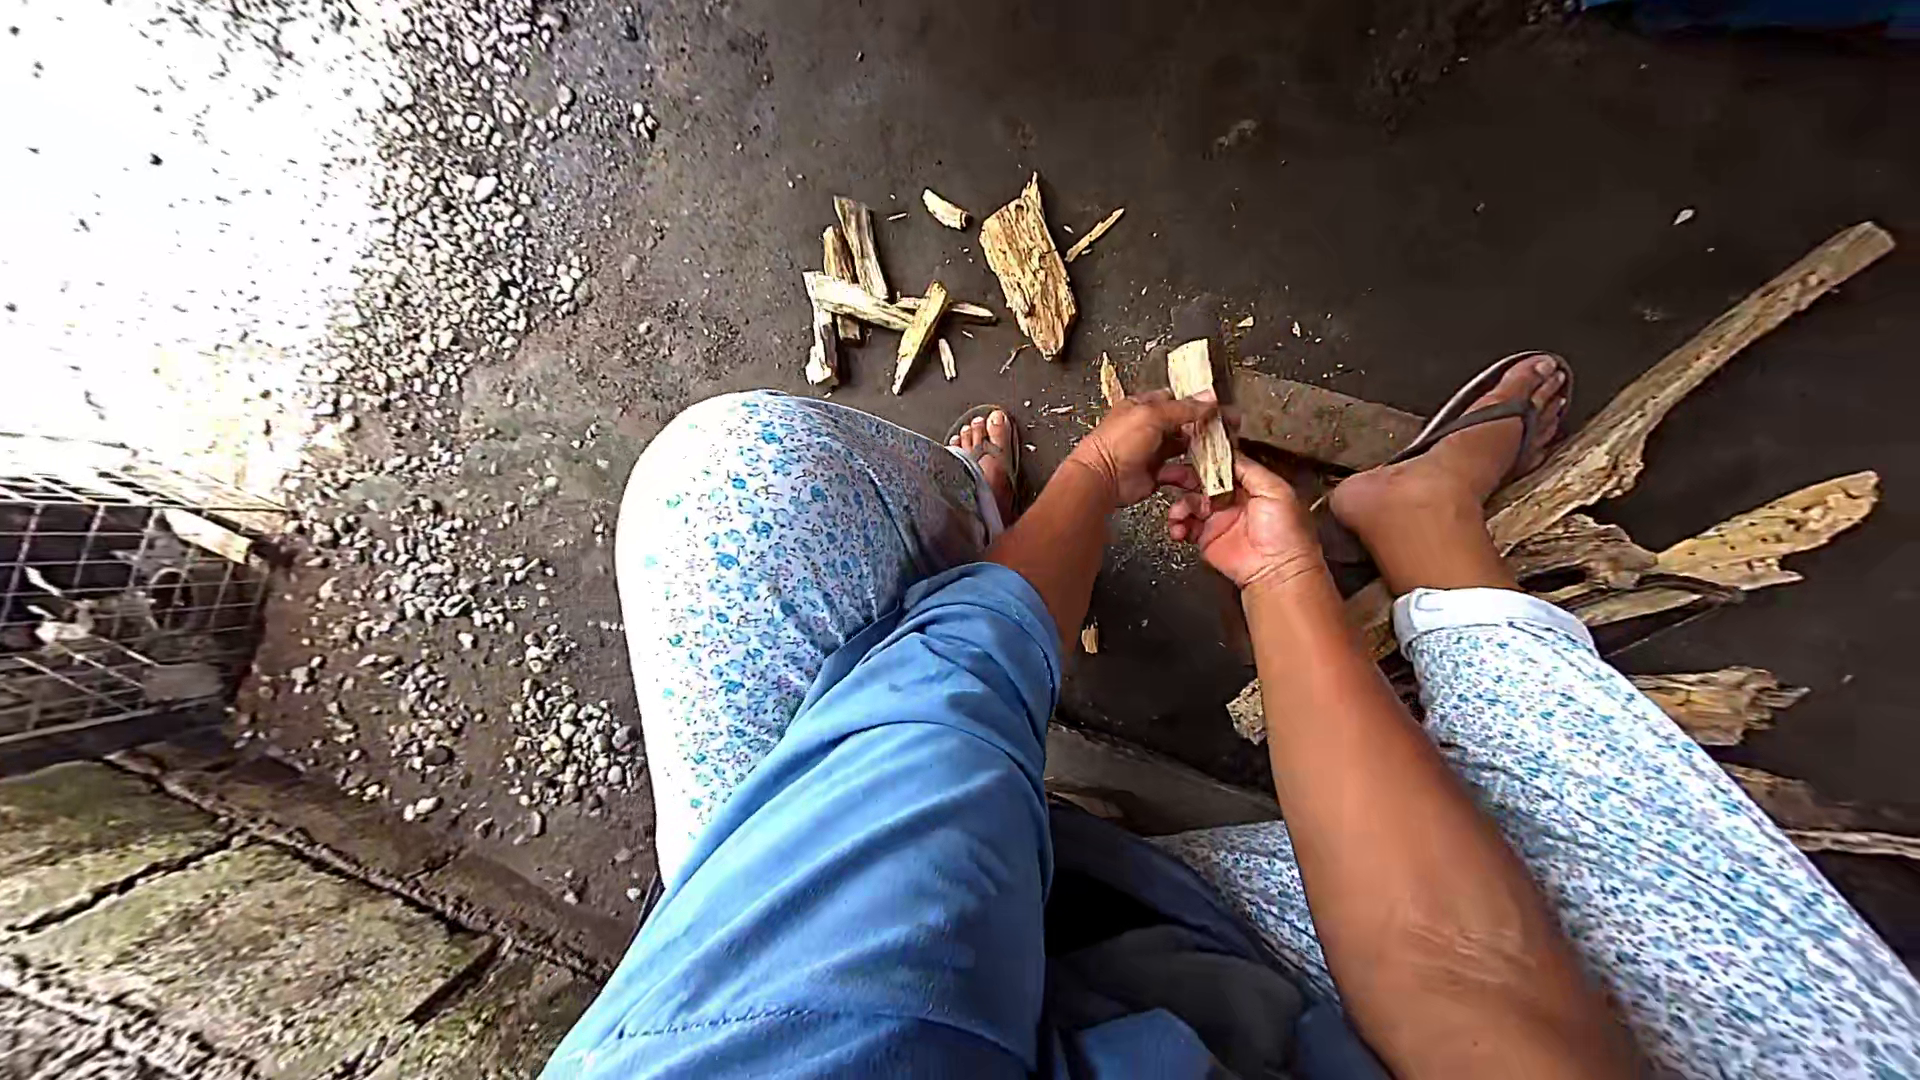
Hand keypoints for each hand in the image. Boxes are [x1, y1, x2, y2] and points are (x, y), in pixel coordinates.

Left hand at [1067, 390, 1219, 506]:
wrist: (1102, 478)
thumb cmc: (1118, 442)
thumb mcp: (1152, 415)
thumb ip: (1183, 408)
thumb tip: (1209, 398)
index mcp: (1143, 407)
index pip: (1176, 399)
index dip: (1198, 402)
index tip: (1220, 406)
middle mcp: (1148, 428)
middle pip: (1184, 424)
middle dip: (1205, 427)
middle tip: (1228, 429)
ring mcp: (1152, 452)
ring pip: (1184, 448)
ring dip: (1201, 451)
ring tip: (1219, 452)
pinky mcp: (1155, 474)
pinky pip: (1178, 472)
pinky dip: (1189, 474)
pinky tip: (1199, 474)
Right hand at [1167, 456, 1321, 590]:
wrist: (1276, 571)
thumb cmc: (1286, 533)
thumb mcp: (1276, 490)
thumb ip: (1250, 470)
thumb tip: (1229, 454)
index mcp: (1247, 486)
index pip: (1220, 467)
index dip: (1204, 462)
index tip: (1189, 456)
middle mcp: (1229, 500)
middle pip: (1199, 483)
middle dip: (1182, 478)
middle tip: (1168, 475)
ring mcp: (1216, 519)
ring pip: (1187, 503)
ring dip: (1179, 505)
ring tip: (1178, 514)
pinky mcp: (1204, 538)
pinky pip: (1183, 526)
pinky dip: (1176, 525)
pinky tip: (1178, 529)